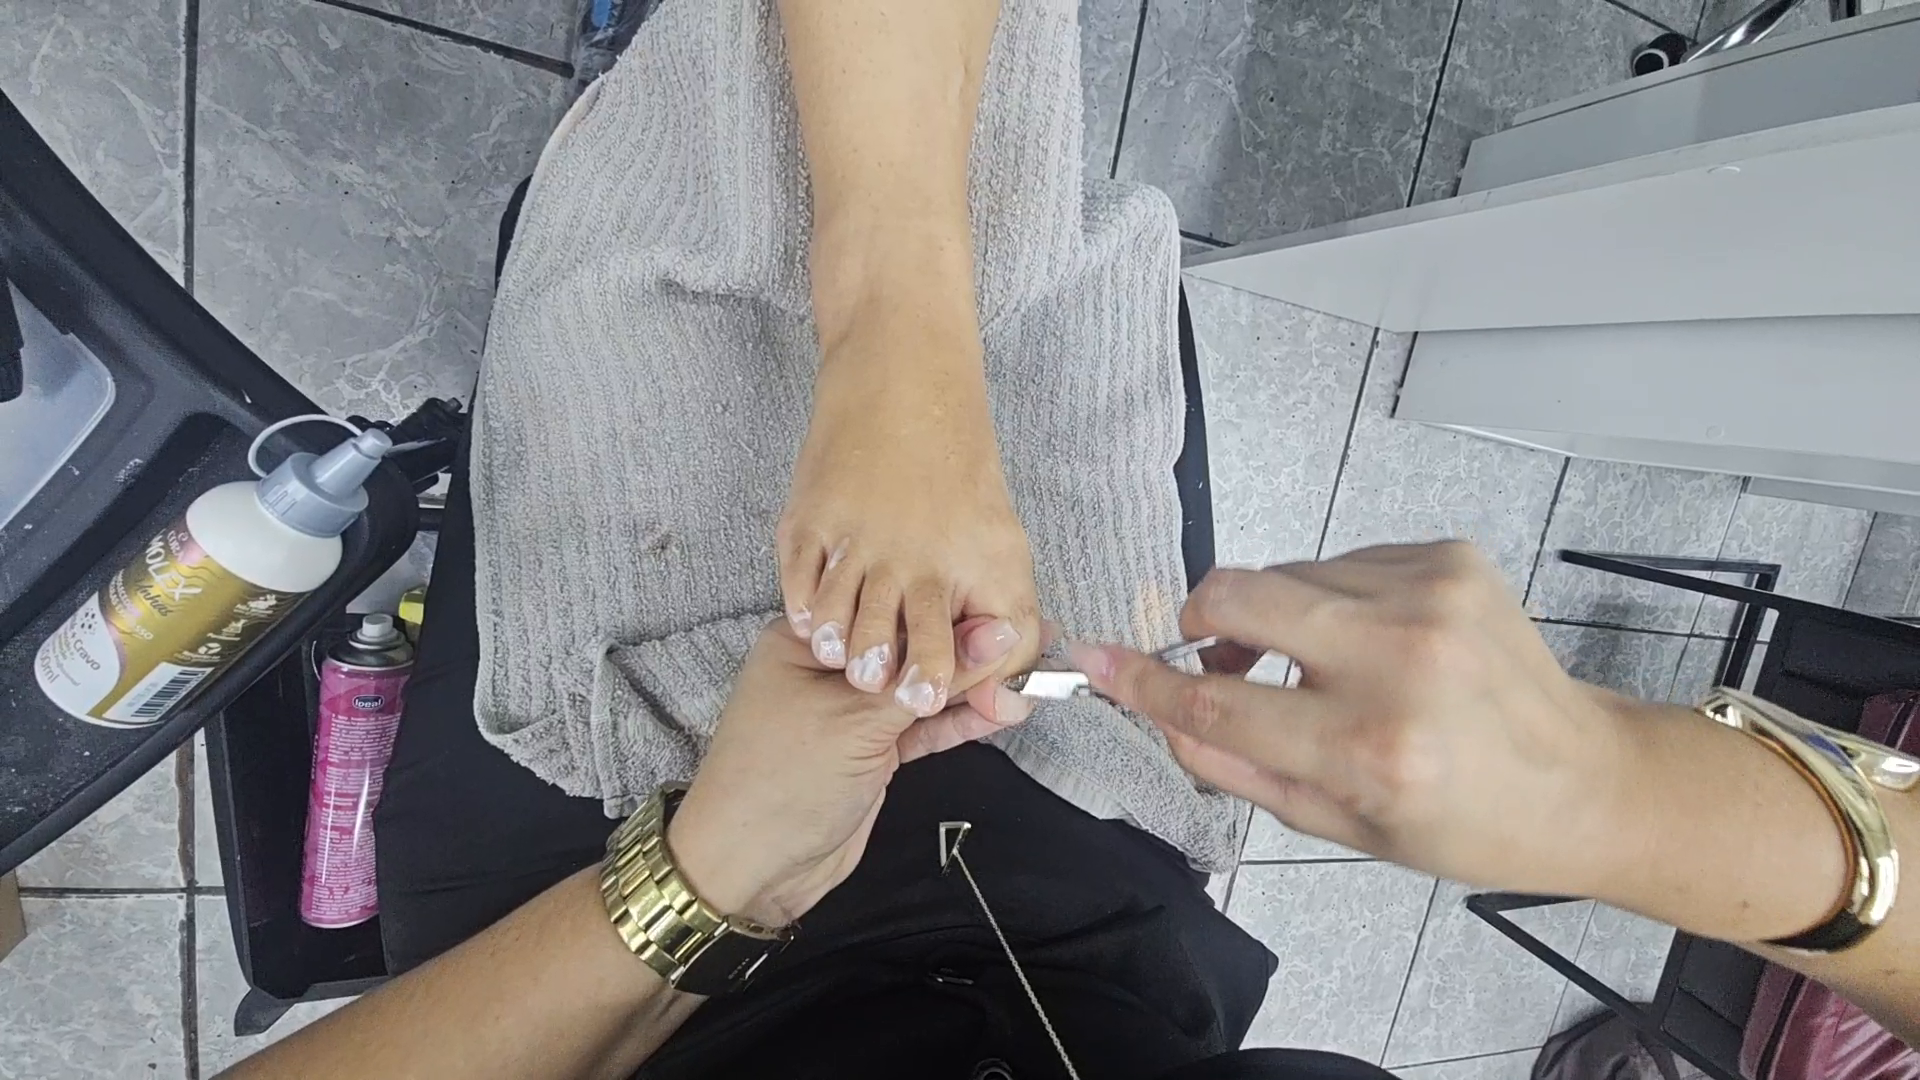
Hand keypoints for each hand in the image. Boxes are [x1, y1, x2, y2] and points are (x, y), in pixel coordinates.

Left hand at [667, 616, 1035, 926]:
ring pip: (923, 690)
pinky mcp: (874, 750)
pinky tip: (1001, 710)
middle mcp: (836, 669)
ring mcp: (855, 712)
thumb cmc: (785, 777)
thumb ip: (933, 677)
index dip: (951, 610)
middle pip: (913, 650)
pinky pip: (923, 728)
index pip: (891, 610)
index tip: (1007, 606)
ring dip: (974, 690)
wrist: (748, 873)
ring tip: (1032, 674)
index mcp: (813, 638)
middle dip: (971, 650)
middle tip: (1035, 640)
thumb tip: (999, 631)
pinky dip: (960, 722)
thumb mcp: (859, 718)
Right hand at [779, 305, 1041, 716]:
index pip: (962, 661)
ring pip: (838, 632)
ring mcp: (855, 539)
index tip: (935, 690)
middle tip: (887, 686)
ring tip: (848, 657)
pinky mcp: (809, 518)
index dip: (951, 687)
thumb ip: (1006, 615)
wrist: (905, 376)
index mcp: (972, 566)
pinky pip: (797, 590)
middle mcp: (912, 559)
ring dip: (843, 652)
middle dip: (895, 685)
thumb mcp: (1004, 539)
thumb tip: (997, 690)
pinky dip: (805, 612)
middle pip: (894, 657)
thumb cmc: (960, 467)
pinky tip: (816, 613)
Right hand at [1068, 541, 1635, 897]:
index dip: (1143, 679)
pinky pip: (1334, 563)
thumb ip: (1233, 767)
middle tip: (1216, 649)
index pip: (1216, 701)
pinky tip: (1372, 637)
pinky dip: (1327, 599)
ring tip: (1318, 660)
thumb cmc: (1458, 821)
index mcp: (1370, 747)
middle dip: (1202, 618)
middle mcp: (1399, 658)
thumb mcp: (1337, 828)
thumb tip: (1161, 711)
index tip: (1093, 658)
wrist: (1592, 780)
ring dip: (1274, 616)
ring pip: (1281, 575)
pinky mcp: (1446, 555)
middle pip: (1235, 595)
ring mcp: (1427, 592)